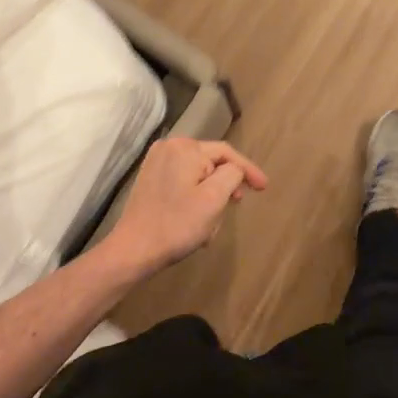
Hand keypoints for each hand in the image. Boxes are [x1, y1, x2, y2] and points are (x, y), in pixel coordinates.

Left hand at [98, 138, 268, 276]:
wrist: (133, 250)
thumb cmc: (177, 225)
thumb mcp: (213, 199)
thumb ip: (232, 175)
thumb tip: (233, 170)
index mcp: (185, 147)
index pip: (226, 153)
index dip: (248, 169)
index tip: (264, 188)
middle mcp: (169, 147)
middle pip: (211, 163)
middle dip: (224, 186)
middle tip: (236, 204)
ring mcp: (156, 162)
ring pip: (197, 175)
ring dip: (208, 197)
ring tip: (210, 224)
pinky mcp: (149, 178)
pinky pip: (182, 181)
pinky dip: (193, 197)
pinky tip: (194, 221)